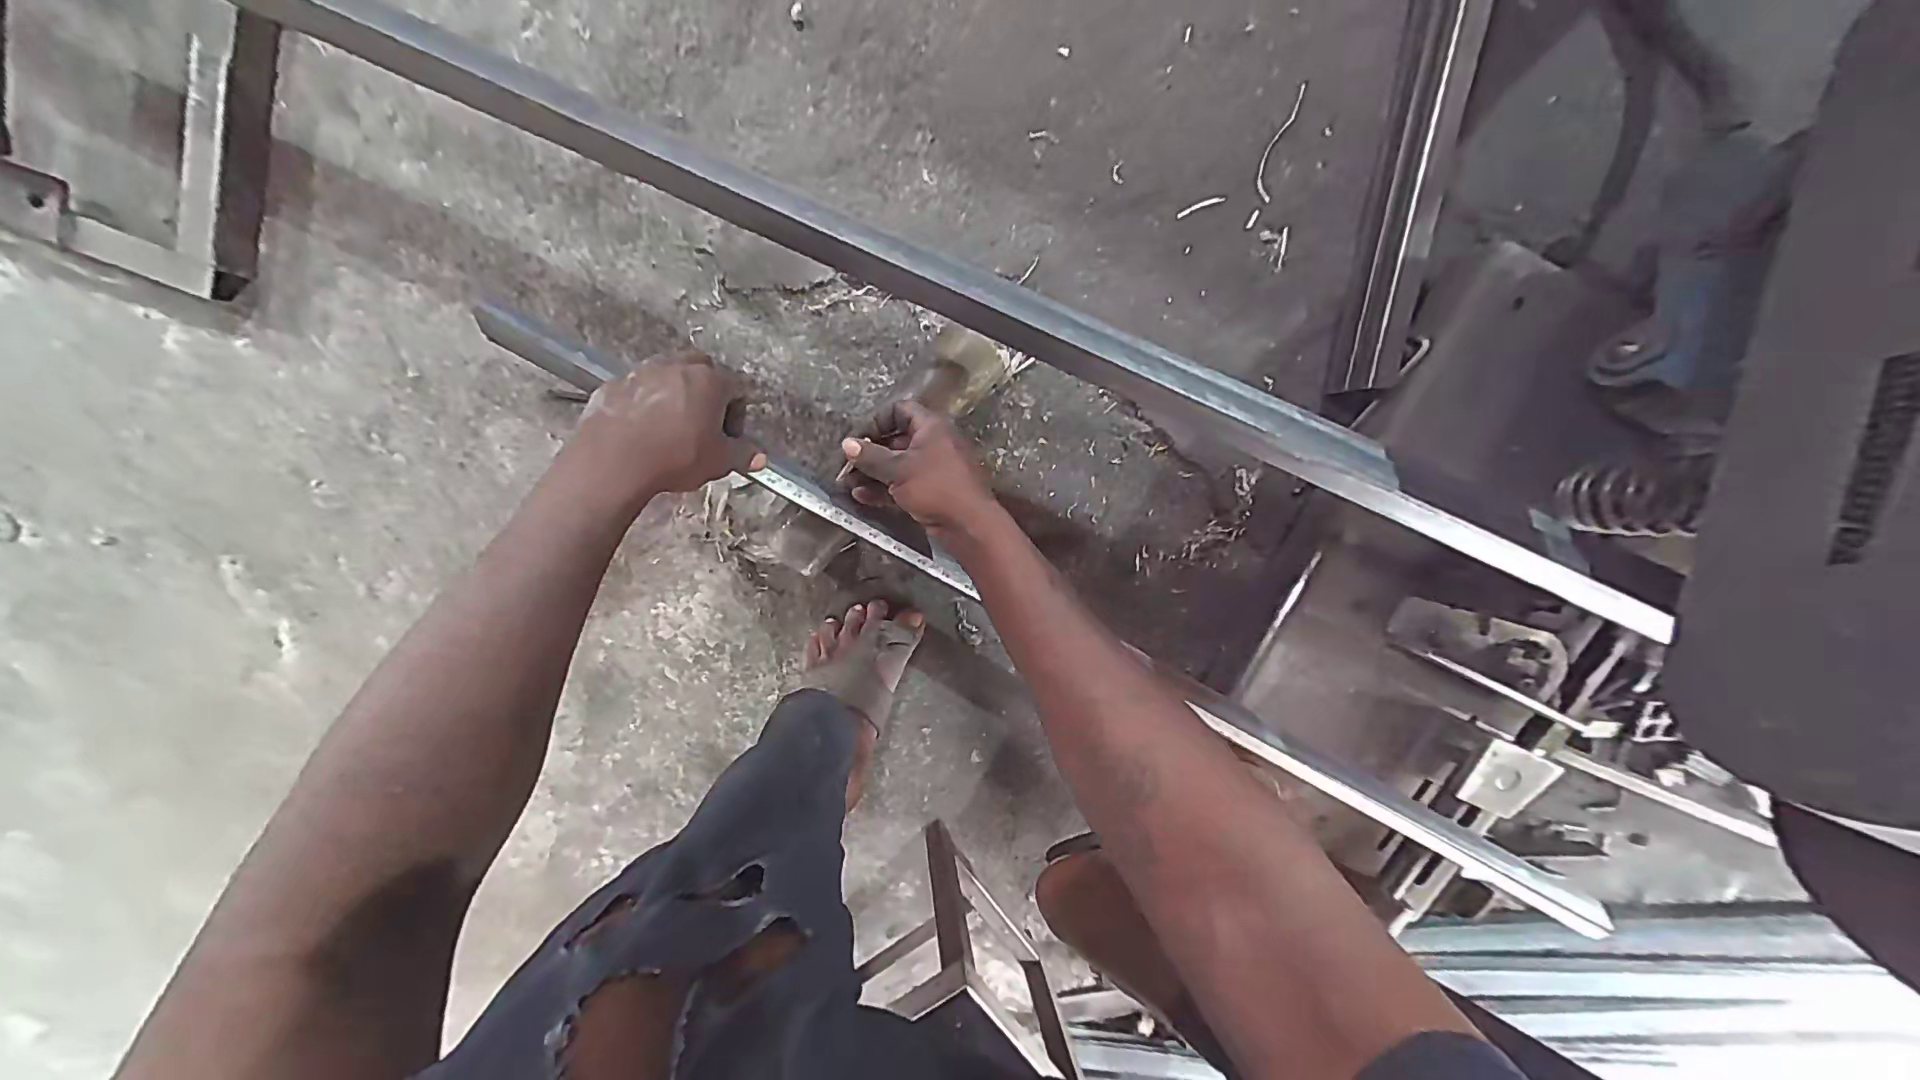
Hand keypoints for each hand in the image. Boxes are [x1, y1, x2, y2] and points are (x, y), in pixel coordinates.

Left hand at [564, 348, 764, 506]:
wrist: (612, 460)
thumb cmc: (675, 456)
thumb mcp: (719, 461)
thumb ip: (742, 454)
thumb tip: (759, 457)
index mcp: (709, 381)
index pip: (736, 388)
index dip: (737, 415)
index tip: (729, 438)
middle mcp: (676, 367)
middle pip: (701, 369)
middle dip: (707, 392)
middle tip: (704, 423)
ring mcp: (642, 372)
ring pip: (668, 375)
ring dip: (675, 394)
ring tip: (672, 427)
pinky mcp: (614, 385)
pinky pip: (638, 389)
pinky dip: (645, 403)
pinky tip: (643, 431)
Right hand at [841, 401, 1001, 539]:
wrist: (968, 524)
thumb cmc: (936, 487)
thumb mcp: (898, 469)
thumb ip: (871, 456)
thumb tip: (847, 444)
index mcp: (932, 427)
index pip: (900, 410)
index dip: (877, 421)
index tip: (858, 438)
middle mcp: (934, 444)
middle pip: (896, 440)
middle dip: (870, 452)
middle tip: (847, 465)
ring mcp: (933, 470)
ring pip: (897, 466)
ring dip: (872, 473)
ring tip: (847, 483)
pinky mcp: (931, 493)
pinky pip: (903, 485)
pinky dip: (884, 489)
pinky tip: (861, 497)